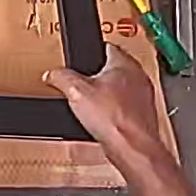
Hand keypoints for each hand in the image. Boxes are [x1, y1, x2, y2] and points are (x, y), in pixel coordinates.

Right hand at [43, 44, 171, 170]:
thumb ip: (60, 77)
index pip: (108, 47)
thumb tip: (51, 74)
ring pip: (120, 89)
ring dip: (106, 96)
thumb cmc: (113, 119)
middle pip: (113, 69)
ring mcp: (144, 97)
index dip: (91, 53)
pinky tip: (103, 121)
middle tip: (83, 85)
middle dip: (96, 77)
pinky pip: (124, 107)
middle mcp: (139, 77)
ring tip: (92, 106)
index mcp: (125, 64)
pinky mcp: (143, 115)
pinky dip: (113, 112)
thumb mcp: (75, 91)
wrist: (132, 148)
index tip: (82, 59)